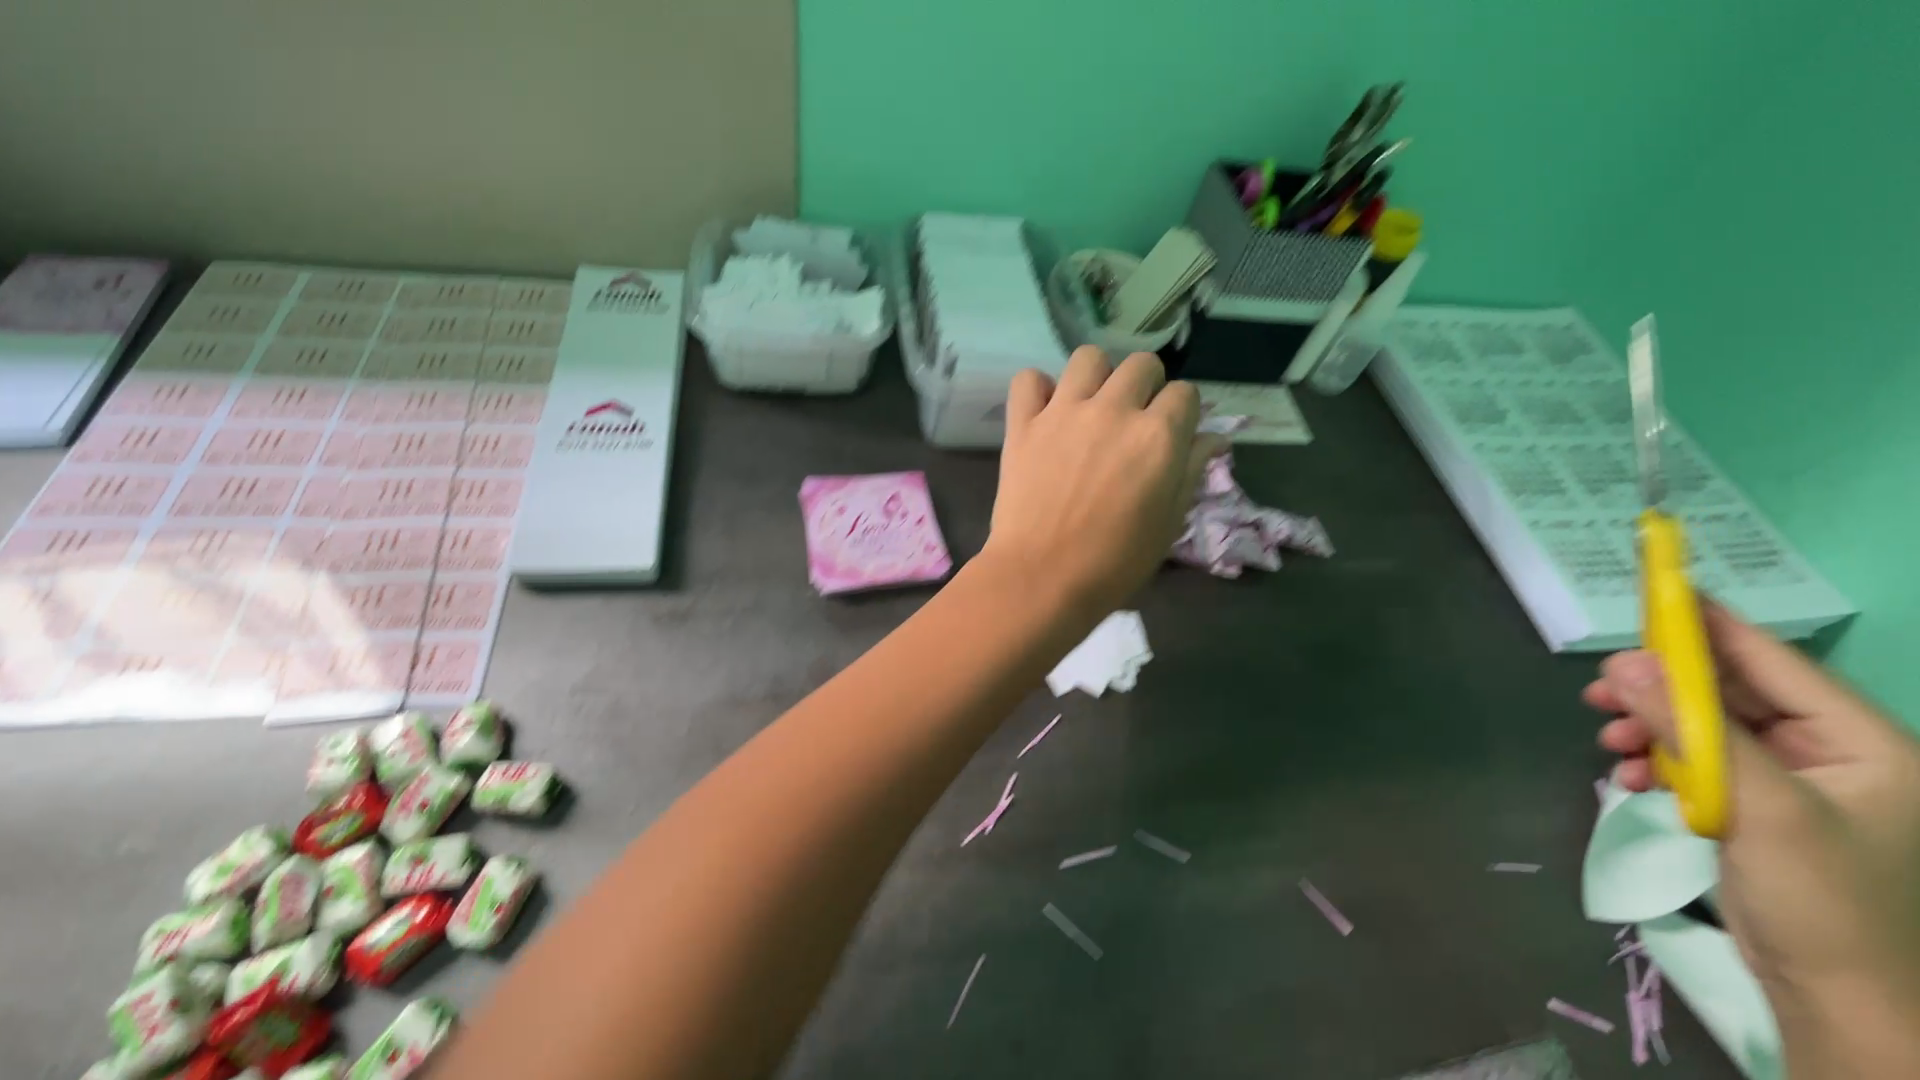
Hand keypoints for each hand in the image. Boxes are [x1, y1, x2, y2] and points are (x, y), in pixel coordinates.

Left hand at [982, 347, 1212, 616]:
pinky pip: (1028, 379)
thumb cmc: (1115, 562)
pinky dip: (1038, 390)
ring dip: (1097, 377)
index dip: (1182, 414)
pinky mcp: (1023, 424)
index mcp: (1159, 435)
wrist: (1042, 578)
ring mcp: (1064, 412)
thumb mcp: (1169, 522)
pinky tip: (1046, 413)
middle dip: (1146, 387)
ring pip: (1088, 357)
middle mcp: (1114, 410)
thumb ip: (1191, 471)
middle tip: (1135, 421)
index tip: (1171, 437)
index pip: (1185, 393)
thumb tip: (1212, 438)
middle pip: (1142, 365)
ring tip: (1092, 408)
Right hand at [1587, 603, 1919, 1067]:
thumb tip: (1623, 663)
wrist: (1839, 1003)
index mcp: (1861, 740)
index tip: (1644, 595)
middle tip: (1599, 691)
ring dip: (1654, 729)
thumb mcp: (1758, 808)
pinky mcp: (1763, 809)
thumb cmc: (1822, 902)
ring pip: (1708, 727)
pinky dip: (1662, 763)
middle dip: (1662, 689)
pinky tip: (1629, 777)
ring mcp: (1797, 782)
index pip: (1772, 660)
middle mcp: (1833, 751)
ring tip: (1608, 742)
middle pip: (1732, 691)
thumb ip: (1693, 729)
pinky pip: (1703, 763)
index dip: (1707, 625)